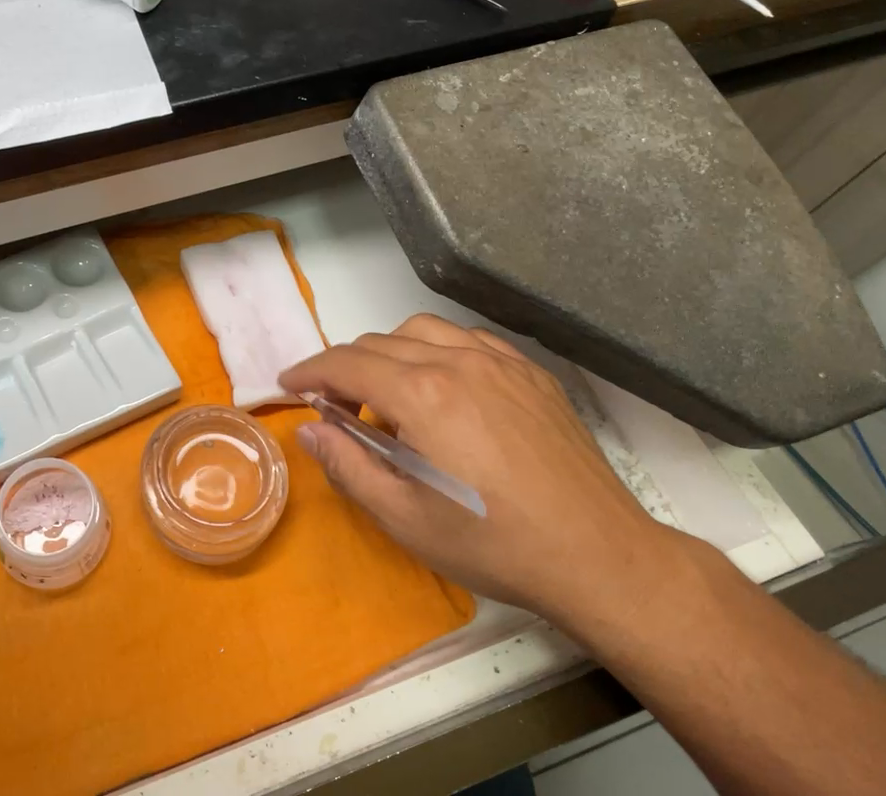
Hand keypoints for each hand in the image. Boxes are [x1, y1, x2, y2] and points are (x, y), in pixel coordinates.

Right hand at [279, 314, 682, 621]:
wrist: (597, 555)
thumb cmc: (492, 544)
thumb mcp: (404, 518)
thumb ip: (348, 466)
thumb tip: (309, 430)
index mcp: (421, 394)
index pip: (346, 364)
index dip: (309, 371)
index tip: (289, 385)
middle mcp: (458, 361)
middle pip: (379, 343)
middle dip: (344, 366)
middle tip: (334, 406)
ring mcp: (501, 363)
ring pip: (423, 331)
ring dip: (388, 352)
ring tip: (386, 395)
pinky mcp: (532, 374)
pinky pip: (469, 341)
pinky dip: (437, 352)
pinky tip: (442, 388)